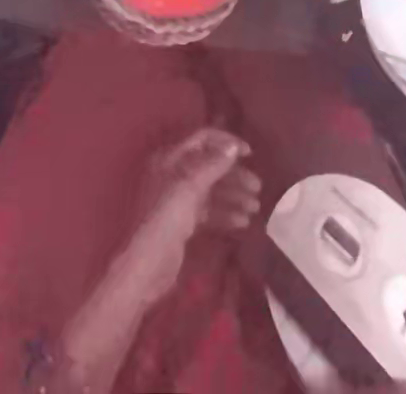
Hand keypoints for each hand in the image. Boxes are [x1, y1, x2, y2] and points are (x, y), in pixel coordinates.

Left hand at [119, 128, 262, 304]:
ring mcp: (179, 198)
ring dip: (234, 195)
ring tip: (255, 207)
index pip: (201, 140)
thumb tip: (233, 146)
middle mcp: (174, 174)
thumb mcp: (189, 188)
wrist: (147, 265)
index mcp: (170, 158)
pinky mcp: (184, 221)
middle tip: (258, 187)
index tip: (250, 153)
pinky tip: (243, 222)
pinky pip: (209, 210)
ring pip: (211, 189)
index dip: (225, 143)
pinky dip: (225, 213)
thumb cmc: (165, 219)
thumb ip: (212, 165)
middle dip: (234, 174)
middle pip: (209, 165)